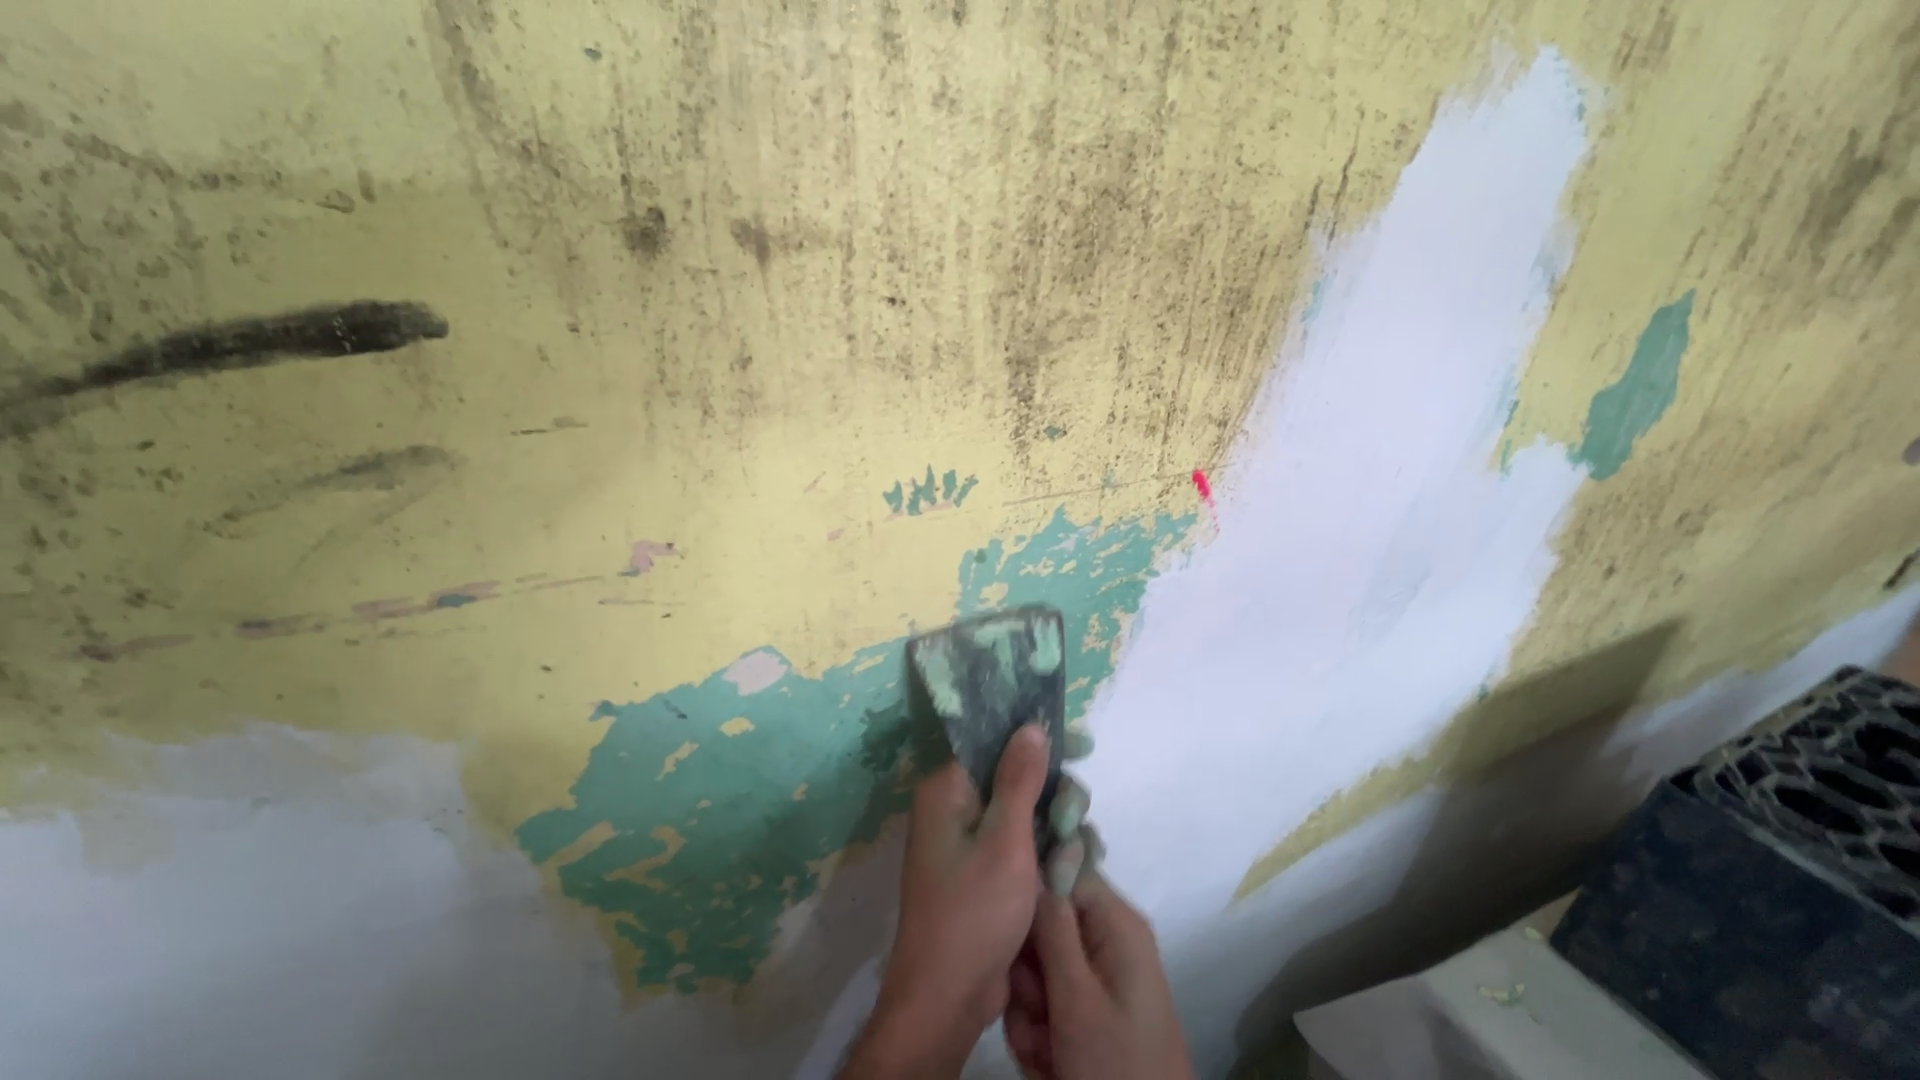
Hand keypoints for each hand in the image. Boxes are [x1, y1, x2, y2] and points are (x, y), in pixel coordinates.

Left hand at [841, 724, 1051, 1077]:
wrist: (948, 997)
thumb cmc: (973, 912)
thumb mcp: (1004, 841)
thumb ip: (1020, 780)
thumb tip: (1030, 726)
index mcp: (947, 791)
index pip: (995, 743)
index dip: (1038, 741)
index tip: (1082, 746)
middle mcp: (954, 809)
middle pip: (1016, 777)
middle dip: (1054, 794)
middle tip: (1074, 821)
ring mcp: (970, 844)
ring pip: (1026, 813)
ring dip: (1057, 828)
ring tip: (1076, 856)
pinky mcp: (986, 873)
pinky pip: (1023, 845)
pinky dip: (1048, 851)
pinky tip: (1074, 866)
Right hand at [1005, 868, 1194, 1079]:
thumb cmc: (1114, 1064)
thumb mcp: (1077, 997)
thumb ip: (1053, 929)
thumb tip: (1041, 860)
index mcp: (1116, 925)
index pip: (1063, 874)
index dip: (1032, 899)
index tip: (1012, 934)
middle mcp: (1109, 942)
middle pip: (1043, 928)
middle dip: (1027, 974)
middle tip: (1035, 1012)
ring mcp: (1098, 979)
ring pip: (1036, 972)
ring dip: (1029, 1013)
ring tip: (1045, 1048)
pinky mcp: (1089, 1012)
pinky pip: (1045, 1006)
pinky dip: (1039, 1035)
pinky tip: (1048, 1062)